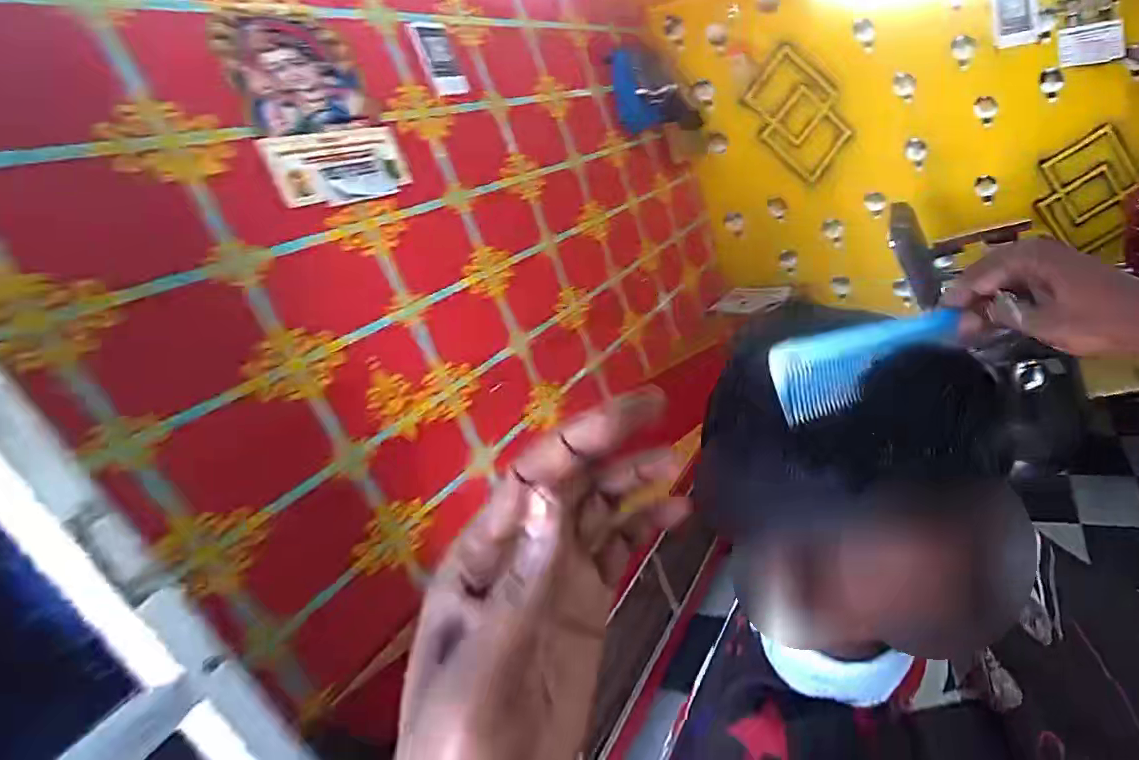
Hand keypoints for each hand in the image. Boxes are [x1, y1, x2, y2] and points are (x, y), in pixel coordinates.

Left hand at [397, 388, 692, 759]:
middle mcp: (523, 553)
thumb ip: (520, 582)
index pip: (533, 479)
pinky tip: (678, 512)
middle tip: (661, 411)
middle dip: (613, 444)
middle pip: (572, 482)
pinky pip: (621, 545)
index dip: (579, 439)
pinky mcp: (587, 600)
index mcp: (483, 557)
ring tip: (678, 463)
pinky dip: (648, 521)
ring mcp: (558, 576)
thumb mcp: (482, 667)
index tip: (628, 414)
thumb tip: (548, 493)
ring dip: (636, 479)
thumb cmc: (461, 743)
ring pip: (601, 508)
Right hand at [942, 238, 1138, 357]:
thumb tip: (980, 312)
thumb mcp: (1047, 323)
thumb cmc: (1097, 321)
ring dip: (989, 300)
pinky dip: (1008, 299)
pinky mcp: (1060, 274)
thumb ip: (1009, 315)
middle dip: (972, 297)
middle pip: (991, 271)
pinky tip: (1000, 317)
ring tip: (972, 325)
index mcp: (1030, 256)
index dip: (960, 293)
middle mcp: (1036, 251)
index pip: (983, 272)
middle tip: (955, 322)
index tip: (941, 312)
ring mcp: (1049, 261)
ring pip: (1006, 277)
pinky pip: (1023, 282)